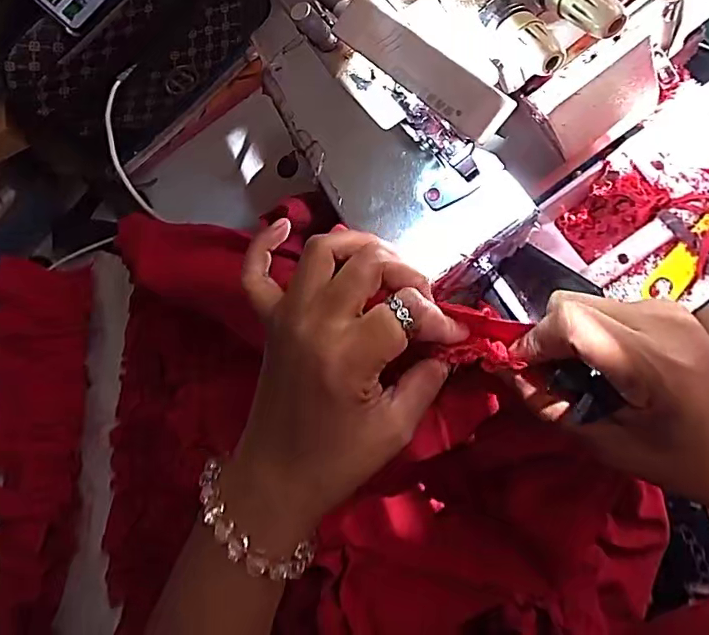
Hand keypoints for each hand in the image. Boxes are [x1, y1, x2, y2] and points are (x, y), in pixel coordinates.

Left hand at [220, 222, 468, 549]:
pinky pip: (256, 271)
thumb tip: (446, 344)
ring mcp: (287, 315)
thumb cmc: (337, 462)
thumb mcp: (395, 429)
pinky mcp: (267, 319)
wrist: (274, 482)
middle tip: (422, 296)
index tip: (452, 334)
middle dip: (406, 272)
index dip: (437, 317)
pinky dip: (266, 244)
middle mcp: (315, 322)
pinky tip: (284, 225)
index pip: (405, 309)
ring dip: (358, 244)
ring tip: (383, 260)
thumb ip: (427, 379)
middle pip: (368, 263)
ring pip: (322, 250)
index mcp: (348, 355)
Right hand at [510, 293, 708, 523]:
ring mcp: (671, 306)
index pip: (569, 319)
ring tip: (589, 378)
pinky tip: (617, 367)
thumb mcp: (624, 451)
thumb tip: (515, 380)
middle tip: (551, 380)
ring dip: (574, 332)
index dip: (533, 340)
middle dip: (549, 336)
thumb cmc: (706, 465)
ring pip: (592, 301)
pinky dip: (600, 330)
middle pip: (573, 302)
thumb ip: (560, 413)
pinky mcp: (677, 306)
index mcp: (652, 358)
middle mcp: (660, 317)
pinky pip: (617, 307)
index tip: (521, 369)